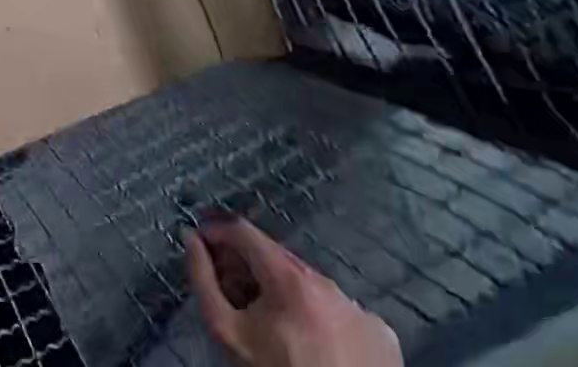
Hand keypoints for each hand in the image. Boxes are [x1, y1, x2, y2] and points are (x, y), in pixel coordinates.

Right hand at [182, 218, 400, 366]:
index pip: (245, 232)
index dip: (218, 233)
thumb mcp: (226, 333)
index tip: (202, 246)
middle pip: (277, 258)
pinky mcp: (385, 337)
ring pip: (310, 285)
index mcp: (291, 280)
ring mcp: (363, 311)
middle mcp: (331, 285)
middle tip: (232, 291)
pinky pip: (342, 312)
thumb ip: (202, 279)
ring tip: (272, 325)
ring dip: (284, 291)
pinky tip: (315, 345)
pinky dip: (321, 317)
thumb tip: (192, 239)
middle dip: (248, 265)